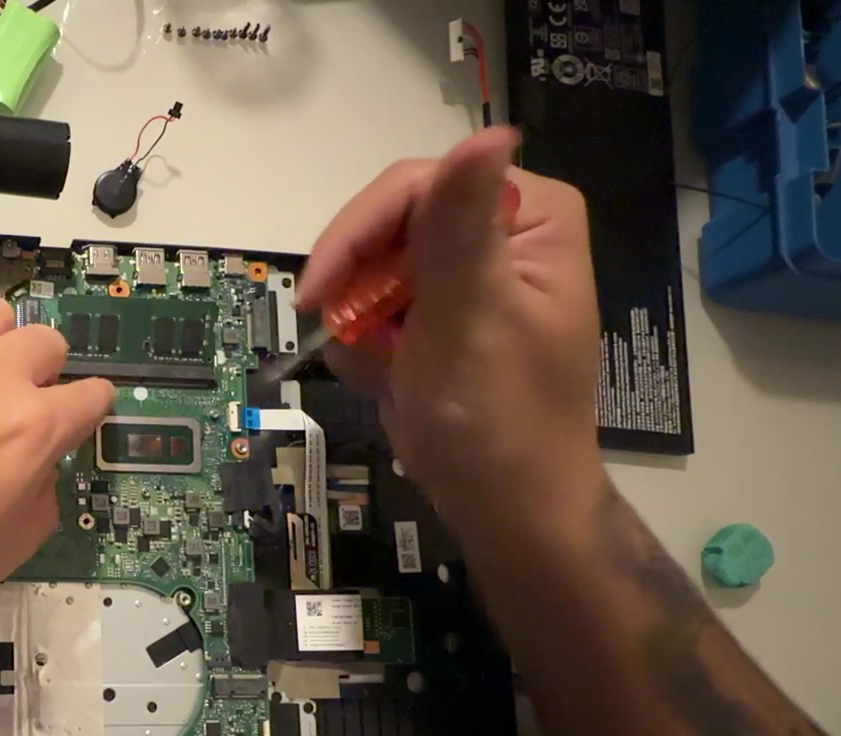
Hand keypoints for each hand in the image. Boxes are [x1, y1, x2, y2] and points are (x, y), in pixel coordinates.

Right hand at [300, 128, 603, 536]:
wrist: (500, 500)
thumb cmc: (494, 418)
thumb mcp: (472, 322)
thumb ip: (459, 233)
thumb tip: (484, 131)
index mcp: (524, 218)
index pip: (416, 188)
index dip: (355, 234)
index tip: (315, 294)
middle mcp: (493, 236)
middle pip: (384, 230)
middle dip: (359, 292)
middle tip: (358, 342)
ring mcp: (458, 280)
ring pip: (365, 274)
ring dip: (360, 327)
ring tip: (386, 370)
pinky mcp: (430, 320)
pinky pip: (368, 312)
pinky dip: (364, 350)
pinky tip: (389, 379)